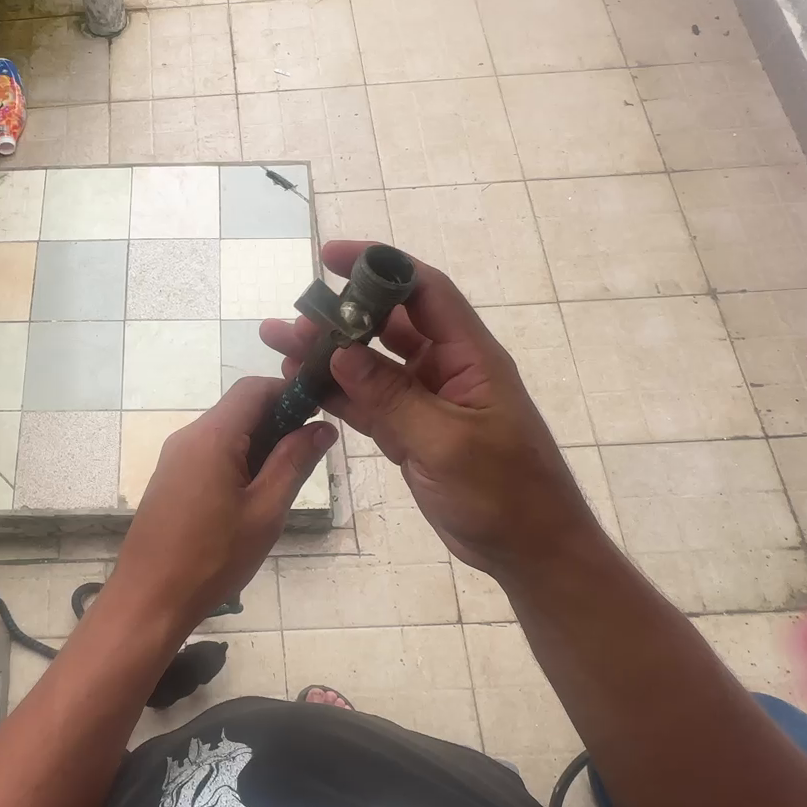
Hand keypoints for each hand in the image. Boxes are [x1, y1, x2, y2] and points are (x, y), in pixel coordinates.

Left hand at [109, 378, 336, 629]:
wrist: (149, 598)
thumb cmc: (212, 557)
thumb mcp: (265, 511)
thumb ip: (294, 463)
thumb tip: (322, 428)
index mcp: (212, 437)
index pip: (253, 388)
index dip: (289, 392)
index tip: (319, 415)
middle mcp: (188, 437)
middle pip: (238, 409)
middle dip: (277, 422)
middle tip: (307, 458)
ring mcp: (174, 459)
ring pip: (224, 434)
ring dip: (258, 446)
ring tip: (283, 484)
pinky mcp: (169, 480)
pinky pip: (208, 455)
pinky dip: (236, 462)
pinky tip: (250, 498)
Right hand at [260, 241, 608, 578]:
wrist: (527, 548)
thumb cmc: (504, 492)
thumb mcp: (447, 441)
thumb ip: (392, 397)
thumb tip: (340, 354)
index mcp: (468, 357)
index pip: (424, 292)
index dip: (381, 267)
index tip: (332, 257)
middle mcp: (444, 369)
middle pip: (387, 327)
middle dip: (340, 316)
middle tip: (291, 315)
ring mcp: (424, 402)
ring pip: (369, 366)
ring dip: (328, 355)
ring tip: (280, 344)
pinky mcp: (409, 433)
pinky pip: (366, 404)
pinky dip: (335, 395)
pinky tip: (300, 385)